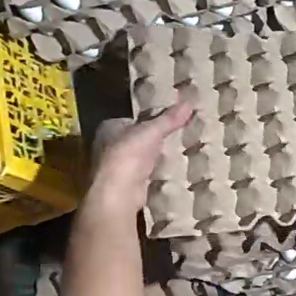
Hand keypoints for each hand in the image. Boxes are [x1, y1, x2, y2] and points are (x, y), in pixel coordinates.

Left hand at [80, 96, 194, 228]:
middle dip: (153, 140)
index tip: (168, 122)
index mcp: (108, 128)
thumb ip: (169, 119)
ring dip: (154, 157)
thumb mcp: (152, 131)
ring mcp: (114, 167)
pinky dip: (154, 173)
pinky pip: (143, 174)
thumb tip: (189, 103)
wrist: (118, 192)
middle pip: (135, 139)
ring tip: (178, 153)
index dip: (148, 121)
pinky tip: (169, 172)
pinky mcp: (124, 184)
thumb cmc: (129, 155)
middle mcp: (107, 146)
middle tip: (176, 137)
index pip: (131, 120)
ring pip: (139, 157)